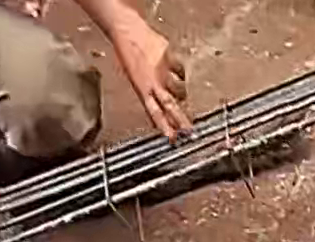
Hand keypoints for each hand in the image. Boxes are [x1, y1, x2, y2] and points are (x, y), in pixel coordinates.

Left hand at [112, 18, 189, 139]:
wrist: (124, 27)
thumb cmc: (128, 53)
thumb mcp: (135, 81)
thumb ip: (150, 100)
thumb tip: (158, 121)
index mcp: (143, 89)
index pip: (156, 114)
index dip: (165, 127)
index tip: (173, 140)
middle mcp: (154, 82)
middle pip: (171, 106)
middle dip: (182, 120)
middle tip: (191, 132)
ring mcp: (163, 70)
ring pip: (180, 90)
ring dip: (181, 94)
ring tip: (180, 93)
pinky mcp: (170, 58)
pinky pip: (181, 71)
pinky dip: (180, 73)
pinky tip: (177, 72)